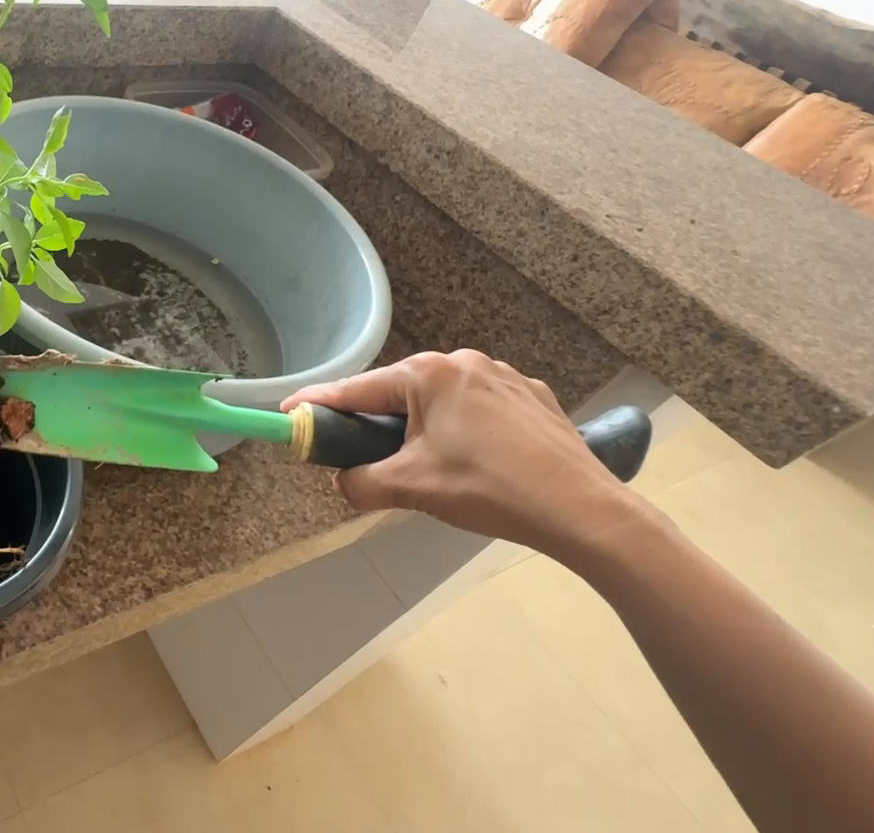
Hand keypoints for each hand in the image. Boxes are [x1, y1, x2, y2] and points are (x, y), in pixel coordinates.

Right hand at [282, 350, 648, 556]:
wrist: (585, 512)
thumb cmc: (487, 490)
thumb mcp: (410, 488)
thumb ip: (359, 483)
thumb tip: (343, 483)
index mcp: (427, 375)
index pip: (355, 389)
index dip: (317, 404)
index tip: (288, 412)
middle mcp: (462, 362)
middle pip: (397, 391)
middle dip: (374, 420)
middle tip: (360, 452)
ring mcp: (502, 375)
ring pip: (438, 399)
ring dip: (419, 424)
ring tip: (426, 464)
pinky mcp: (533, 396)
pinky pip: (476, 406)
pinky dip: (460, 427)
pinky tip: (473, 458)